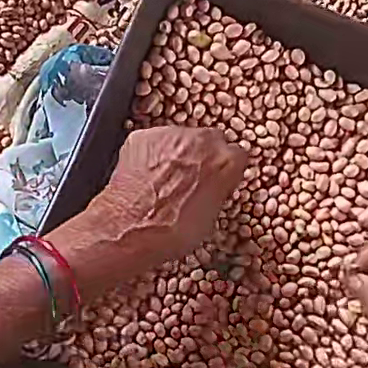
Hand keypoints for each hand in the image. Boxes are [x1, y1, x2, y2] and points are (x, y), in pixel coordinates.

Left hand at [51, 127, 246, 295]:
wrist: (130, 229)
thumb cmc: (171, 232)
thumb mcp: (211, 218)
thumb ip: (218, 190)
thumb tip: (213, 186)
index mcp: (226, 161)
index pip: (236, 155)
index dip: (224, 170)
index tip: (217, 180)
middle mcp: (201, 140)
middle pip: (210, 140)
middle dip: (202, 157)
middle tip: (189, 180)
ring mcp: (170, 135)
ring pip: (180, 138)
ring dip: (176, 154)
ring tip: (164, 182)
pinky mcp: (143, 136)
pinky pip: (153, 142)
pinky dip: (151, 155)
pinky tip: (146, 176)